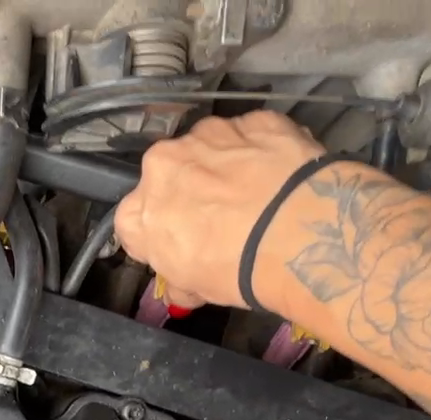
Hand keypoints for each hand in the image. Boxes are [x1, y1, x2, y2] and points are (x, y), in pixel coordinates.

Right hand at [114, 112, 327, 310]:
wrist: (295, 235)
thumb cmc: (232, 268)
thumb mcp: (193, 290)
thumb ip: (177, 281)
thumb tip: (181, 286)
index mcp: (136, 213)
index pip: (134, 224)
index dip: (157, 236)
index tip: (177, 247)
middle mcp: (161, 164)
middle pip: (168, 178)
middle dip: (186, 193)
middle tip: (216, 220)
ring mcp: (208, 134)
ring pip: (207, 151)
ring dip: (221, 168)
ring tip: (252, 196)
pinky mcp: (253, 119)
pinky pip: (249, 136)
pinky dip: (258, 152)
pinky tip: (276, 177)